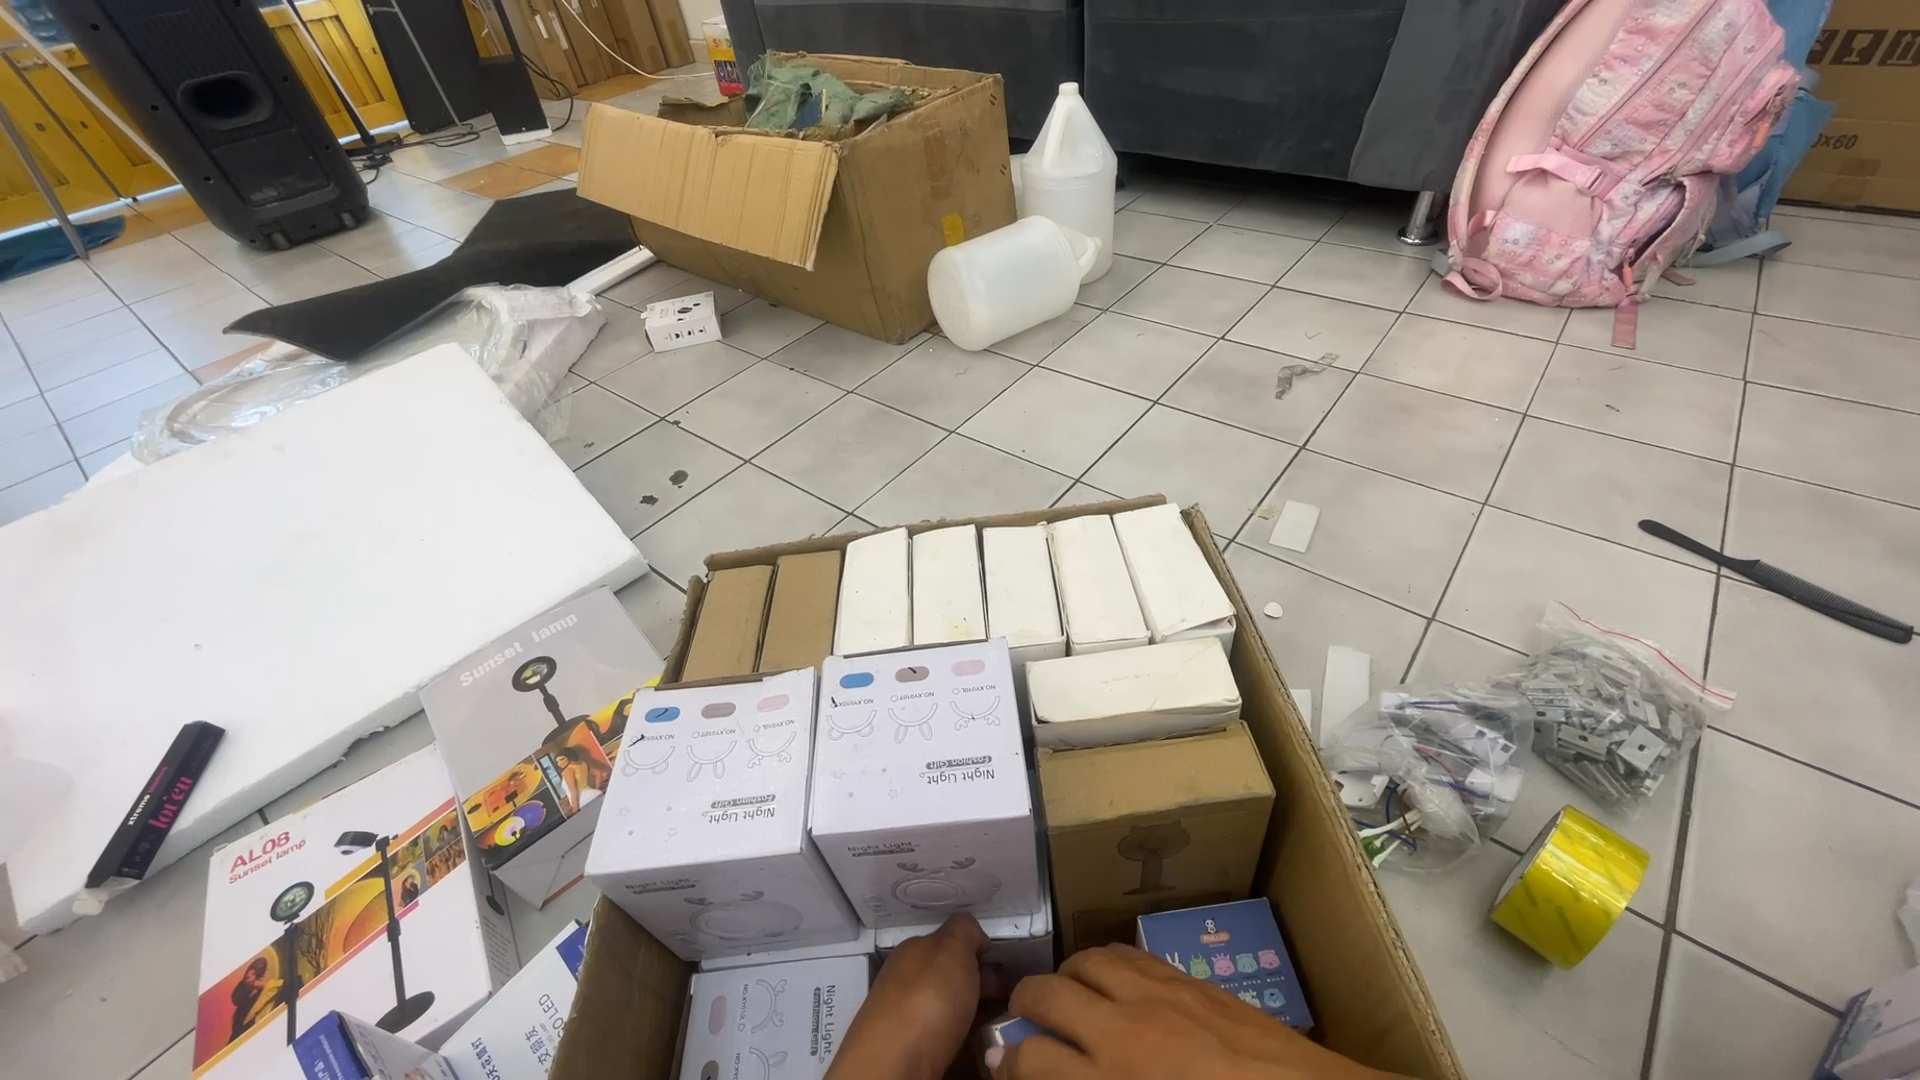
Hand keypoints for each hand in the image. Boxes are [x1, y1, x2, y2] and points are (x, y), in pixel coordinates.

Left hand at [826, 914, 999, 1079]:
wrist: (893, 1067)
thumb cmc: (926, 998)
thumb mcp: (951, 946)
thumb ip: (965, 931)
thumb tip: (974, 937)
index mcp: (913, 955)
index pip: (948, 948)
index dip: (978, 957)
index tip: (1004, 974)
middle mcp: (906, 986)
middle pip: (949, 983)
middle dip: (978, 991)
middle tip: (1008, 1005)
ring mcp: (906, 1024)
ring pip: (948, 1018)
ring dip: (974, 1024)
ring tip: (999, 1035)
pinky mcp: (912, 1058)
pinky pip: (947, 1051)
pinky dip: (965, 1052)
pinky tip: (979, 1057)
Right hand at [990, 945, 1406, 1079]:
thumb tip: (1064, 1074)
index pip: (1031, 1060)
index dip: (1006, 1062)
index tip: (1001, 1064)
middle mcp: (1123, 1031)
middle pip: (1049, 993)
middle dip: (1024, 1000)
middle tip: (1021, 1012)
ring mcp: (1157, 996)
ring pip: (1087, 960)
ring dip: (1066, 972)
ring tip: (1066, 987)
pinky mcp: (1187, 978)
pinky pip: (1129, 953)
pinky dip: (1106, 961)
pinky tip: (1112, 976)